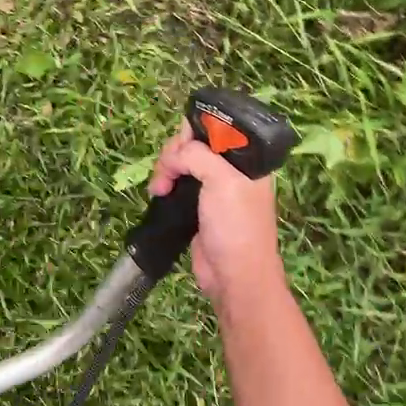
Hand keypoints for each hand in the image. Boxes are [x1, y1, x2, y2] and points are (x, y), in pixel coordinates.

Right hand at [147, 120, 284, 303]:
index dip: (195, 131)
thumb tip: (174, 156)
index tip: (182, 147)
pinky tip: (158, 191)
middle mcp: (230, 170)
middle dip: (175, 153)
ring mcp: (213, 187)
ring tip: (160, 187)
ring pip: (181, 160)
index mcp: (247, 161)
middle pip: (193, 143)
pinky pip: (176, 180)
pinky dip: (164, 181)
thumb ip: (197, 155)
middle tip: (168, 171)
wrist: (234, 277)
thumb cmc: (235, 226)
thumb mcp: (222, 180)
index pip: (217, 128)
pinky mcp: (197, 203)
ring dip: (166, 168)